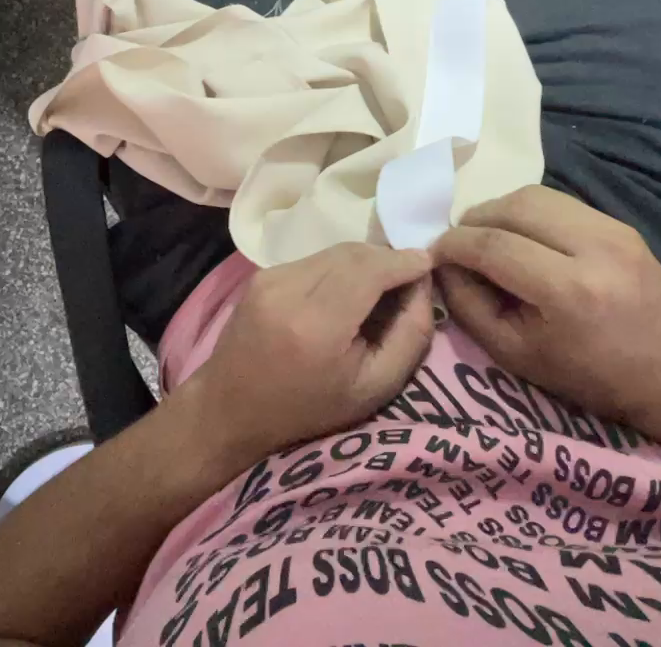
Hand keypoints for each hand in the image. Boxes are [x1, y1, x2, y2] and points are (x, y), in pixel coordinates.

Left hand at [178, 243, 436, 460]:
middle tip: (410, 279)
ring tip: (381, 288)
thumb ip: (410, 335)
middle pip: (353, 253)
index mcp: (317, 325)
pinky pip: (314, 259)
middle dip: (388, 259)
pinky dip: (338, 269)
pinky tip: (345, 293)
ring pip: (334, 251)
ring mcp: (270, 277)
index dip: (404, 262)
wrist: (231, 409)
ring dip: (364, 262)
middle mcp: (289, 290)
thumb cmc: (309, 409)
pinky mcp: (261, 274)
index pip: (370, 269)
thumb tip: (423, 283)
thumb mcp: (374, 388)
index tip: (429, 264)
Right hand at [430, 185, 660, 430]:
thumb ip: (469, 306)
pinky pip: (557, 202)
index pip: (491, 245)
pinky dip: (527, 213)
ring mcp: (612, 228)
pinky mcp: (619, 222)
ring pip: (533, 195)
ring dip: (498, 211)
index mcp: (568, 291)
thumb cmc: (592, 376)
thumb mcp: (515, 355)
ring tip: (486, 237)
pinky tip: (521, 238)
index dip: (452, 244)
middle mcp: (593, 247)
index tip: (432, 253)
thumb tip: (442, 265)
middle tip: (458, 243)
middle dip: (473, 220)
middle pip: (512, 207)